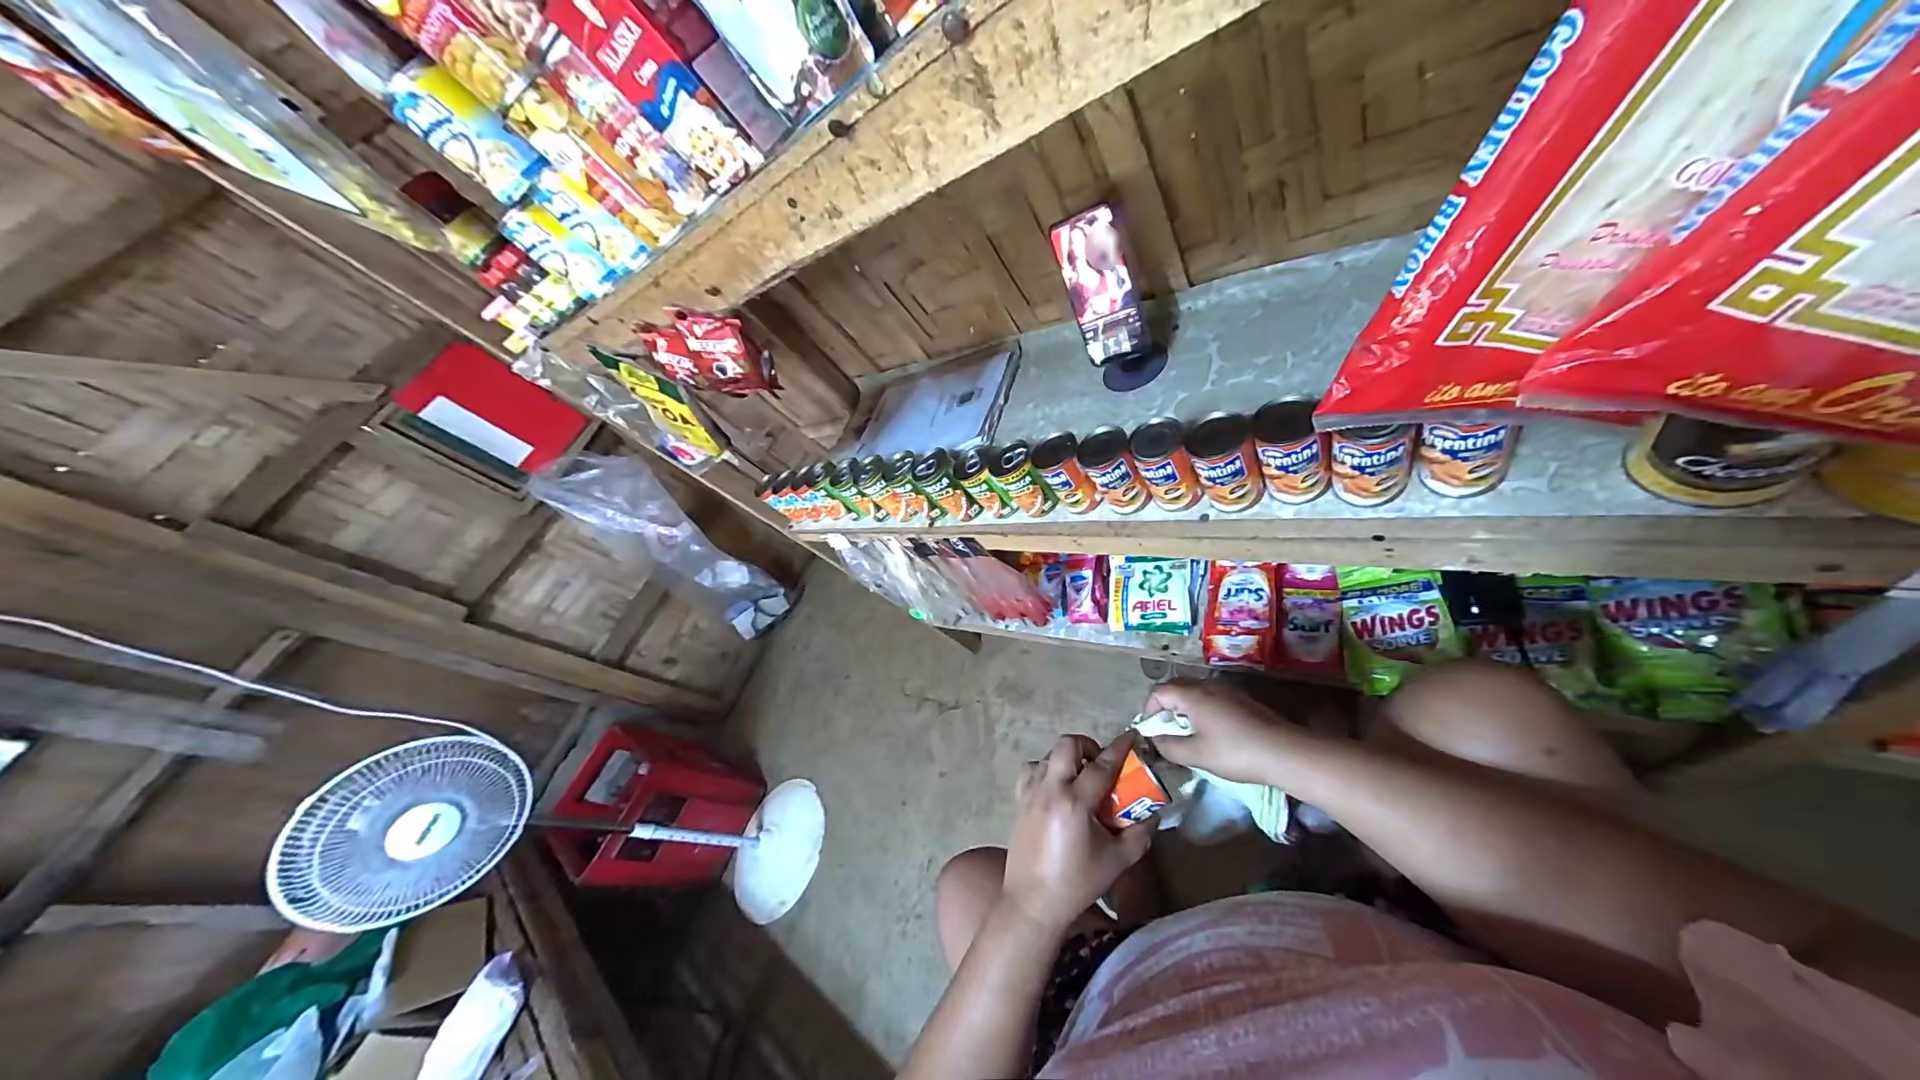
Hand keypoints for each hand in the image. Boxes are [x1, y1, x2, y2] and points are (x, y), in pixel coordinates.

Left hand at [1000, 733, 1153, 933]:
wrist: (1032, 903)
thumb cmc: (1077, 883)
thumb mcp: (1117, 861)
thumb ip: (1139, 833)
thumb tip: (1153, 812)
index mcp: (1075, 802)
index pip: (1101, 765)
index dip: (1119, 748)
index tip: (1131, 738)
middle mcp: (1049, 790)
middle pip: (1067, 745)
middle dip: (1088, 746)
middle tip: (1101, 764)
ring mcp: (1030, 793)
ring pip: (1048, 756)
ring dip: (1067, 760)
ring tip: (1080, 779)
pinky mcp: (1019, 802)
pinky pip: (1031, 771)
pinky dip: (1046, 771)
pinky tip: (1058, 790)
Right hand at [1142, 680, 1294, 783]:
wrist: (1284, 752)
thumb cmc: (1235, 752)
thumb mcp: (1196, 755)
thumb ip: (1169, 746)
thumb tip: (1155, 740)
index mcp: (1193, 695)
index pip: (1159, 691)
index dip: (1149, 709)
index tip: (1150, 729)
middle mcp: (1208, 685)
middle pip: (1176, 687)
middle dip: (1165, 706)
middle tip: (1165, 729)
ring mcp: (1228, 690)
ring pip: (1196, 692)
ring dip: (1184, 708)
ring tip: (1186, 732)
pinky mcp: (1242, 700)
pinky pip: (1212, 698)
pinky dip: (1202, 710)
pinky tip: (1211, 732)